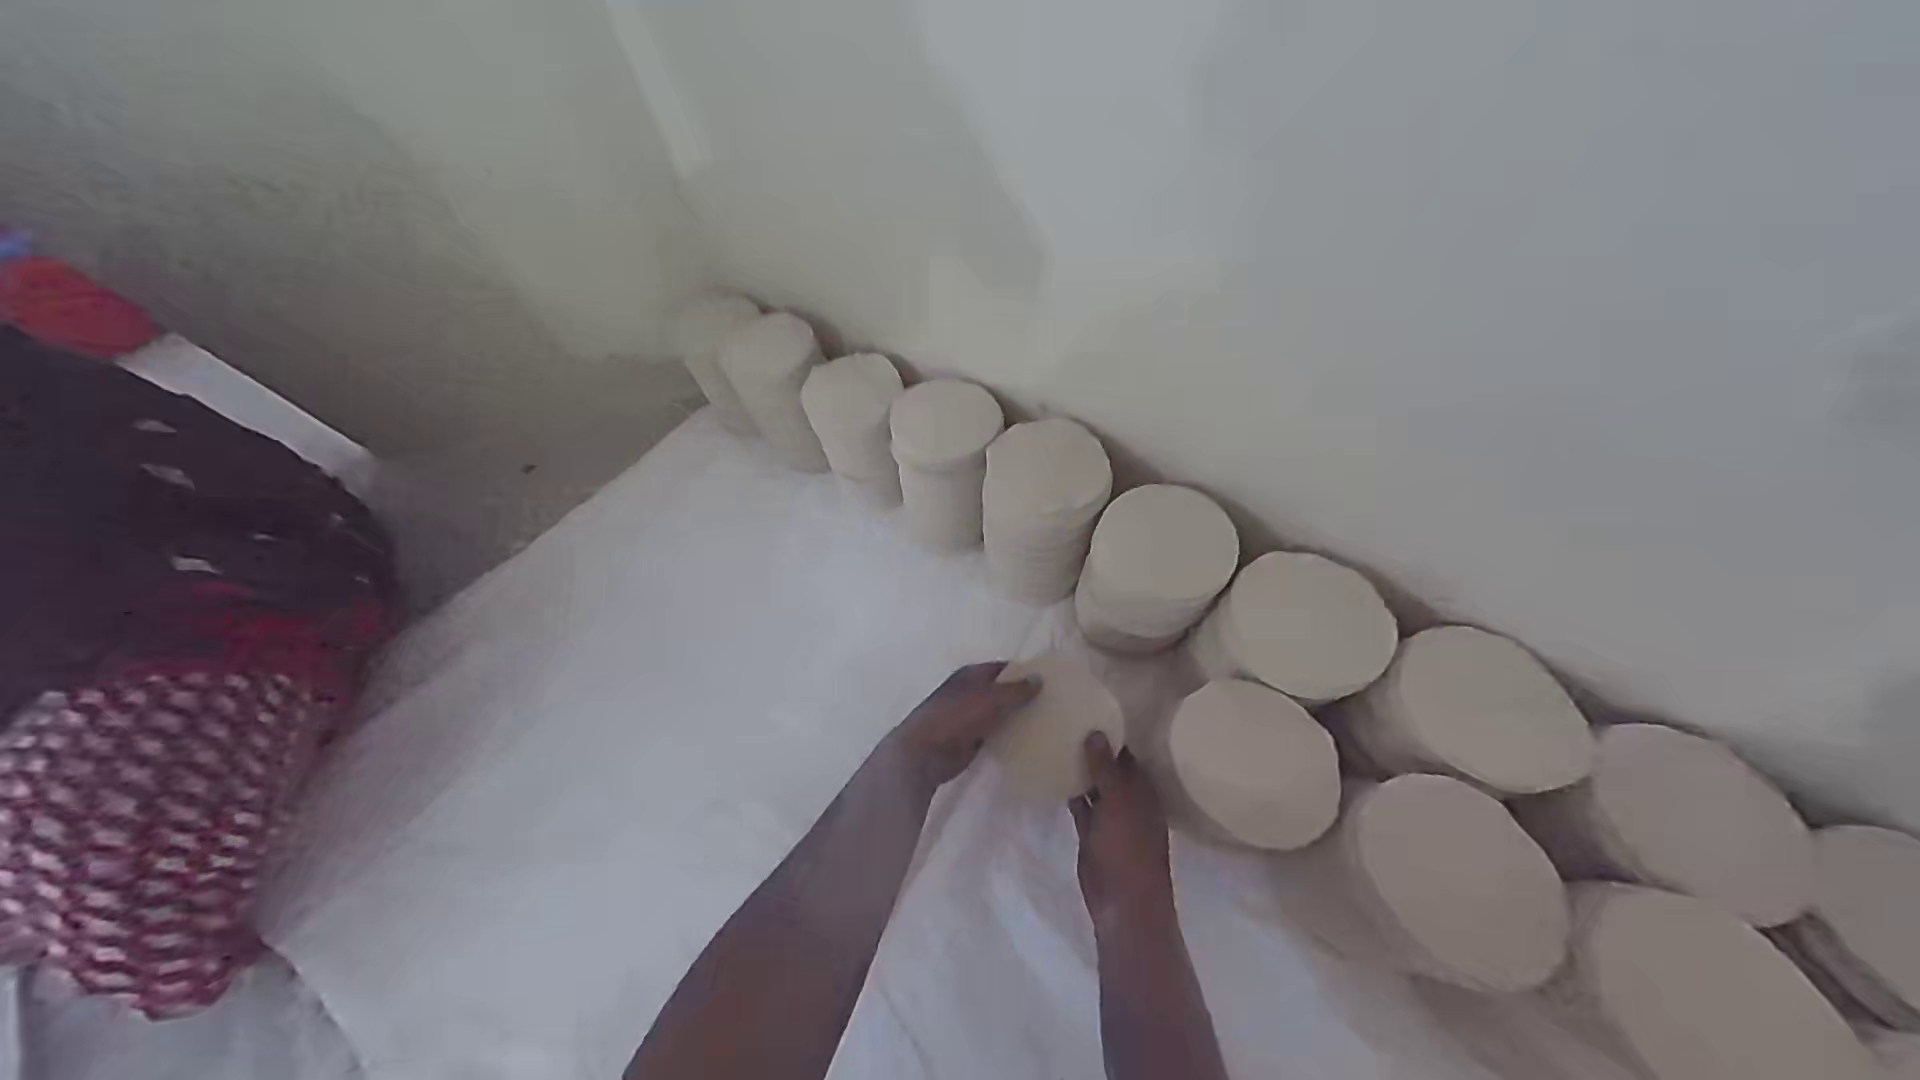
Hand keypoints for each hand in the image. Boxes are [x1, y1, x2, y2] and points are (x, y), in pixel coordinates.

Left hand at [887, 662, 1041, 791]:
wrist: (925, 752)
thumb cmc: (956, 717)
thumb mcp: (990, 699)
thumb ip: (1016, 690)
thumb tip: (1039, 678)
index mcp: (971, 675)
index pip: (1003, 668)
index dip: (1024, 672)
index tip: (1049, 680)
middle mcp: (970, 692)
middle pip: (1002, 691)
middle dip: (1023, 696)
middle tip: (1054, 702)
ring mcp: (970, 716)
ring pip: (1000, 713)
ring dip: (1017, 717)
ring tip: (1048, 721)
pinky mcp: (971, 739)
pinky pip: (995, 733)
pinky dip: (1009, 735)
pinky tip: (1030, 740)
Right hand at [1069, 732, 1174, 933]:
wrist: (1122, 902)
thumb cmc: (1128, 848)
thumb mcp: (1118, 803)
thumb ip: (1106, 768)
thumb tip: (1097, 732)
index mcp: (1143, 791)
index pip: (1128, 754)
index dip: (1113, 733)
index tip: (1091, 709)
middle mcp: (1128, 799)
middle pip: (1109, 767)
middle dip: (1093, 747)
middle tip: (1067, 717)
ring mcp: (1108, 816)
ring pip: (1094, 784)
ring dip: (1080, 767)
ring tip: (1057, 737)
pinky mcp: (1090, 831)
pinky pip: (1080, 804)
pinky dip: (1069, 790)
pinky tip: (1052, 770)